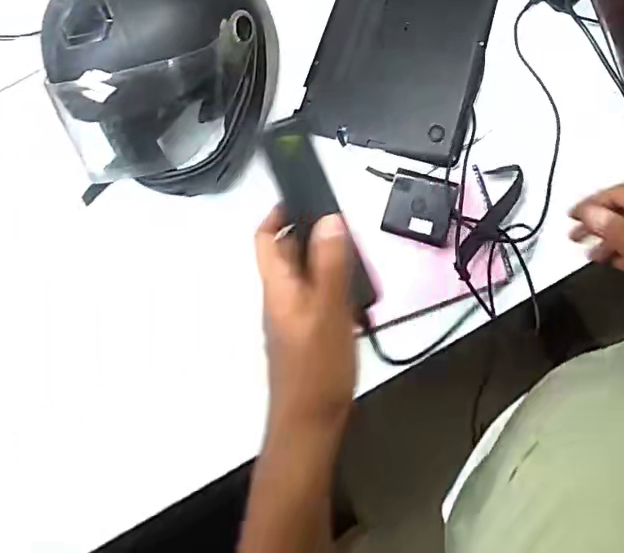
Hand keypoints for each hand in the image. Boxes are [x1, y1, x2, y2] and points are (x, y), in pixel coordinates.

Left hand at [253, 206, 356, 432]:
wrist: (310, 427)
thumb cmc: (315, 372)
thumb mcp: (329, 310)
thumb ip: (330, 264)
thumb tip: (329, 222)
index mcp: (278, 286)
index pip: (265, 237)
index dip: (278, 212)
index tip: (301, 196)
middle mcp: (281, 297)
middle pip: (290, 252)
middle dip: (315, 235)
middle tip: (341, 232)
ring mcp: (293, 316)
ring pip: (308, 273)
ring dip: (330, 263)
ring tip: (356, 266)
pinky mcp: (307, 332)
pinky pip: (319, 297)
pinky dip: (337, 290)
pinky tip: (357, 302)